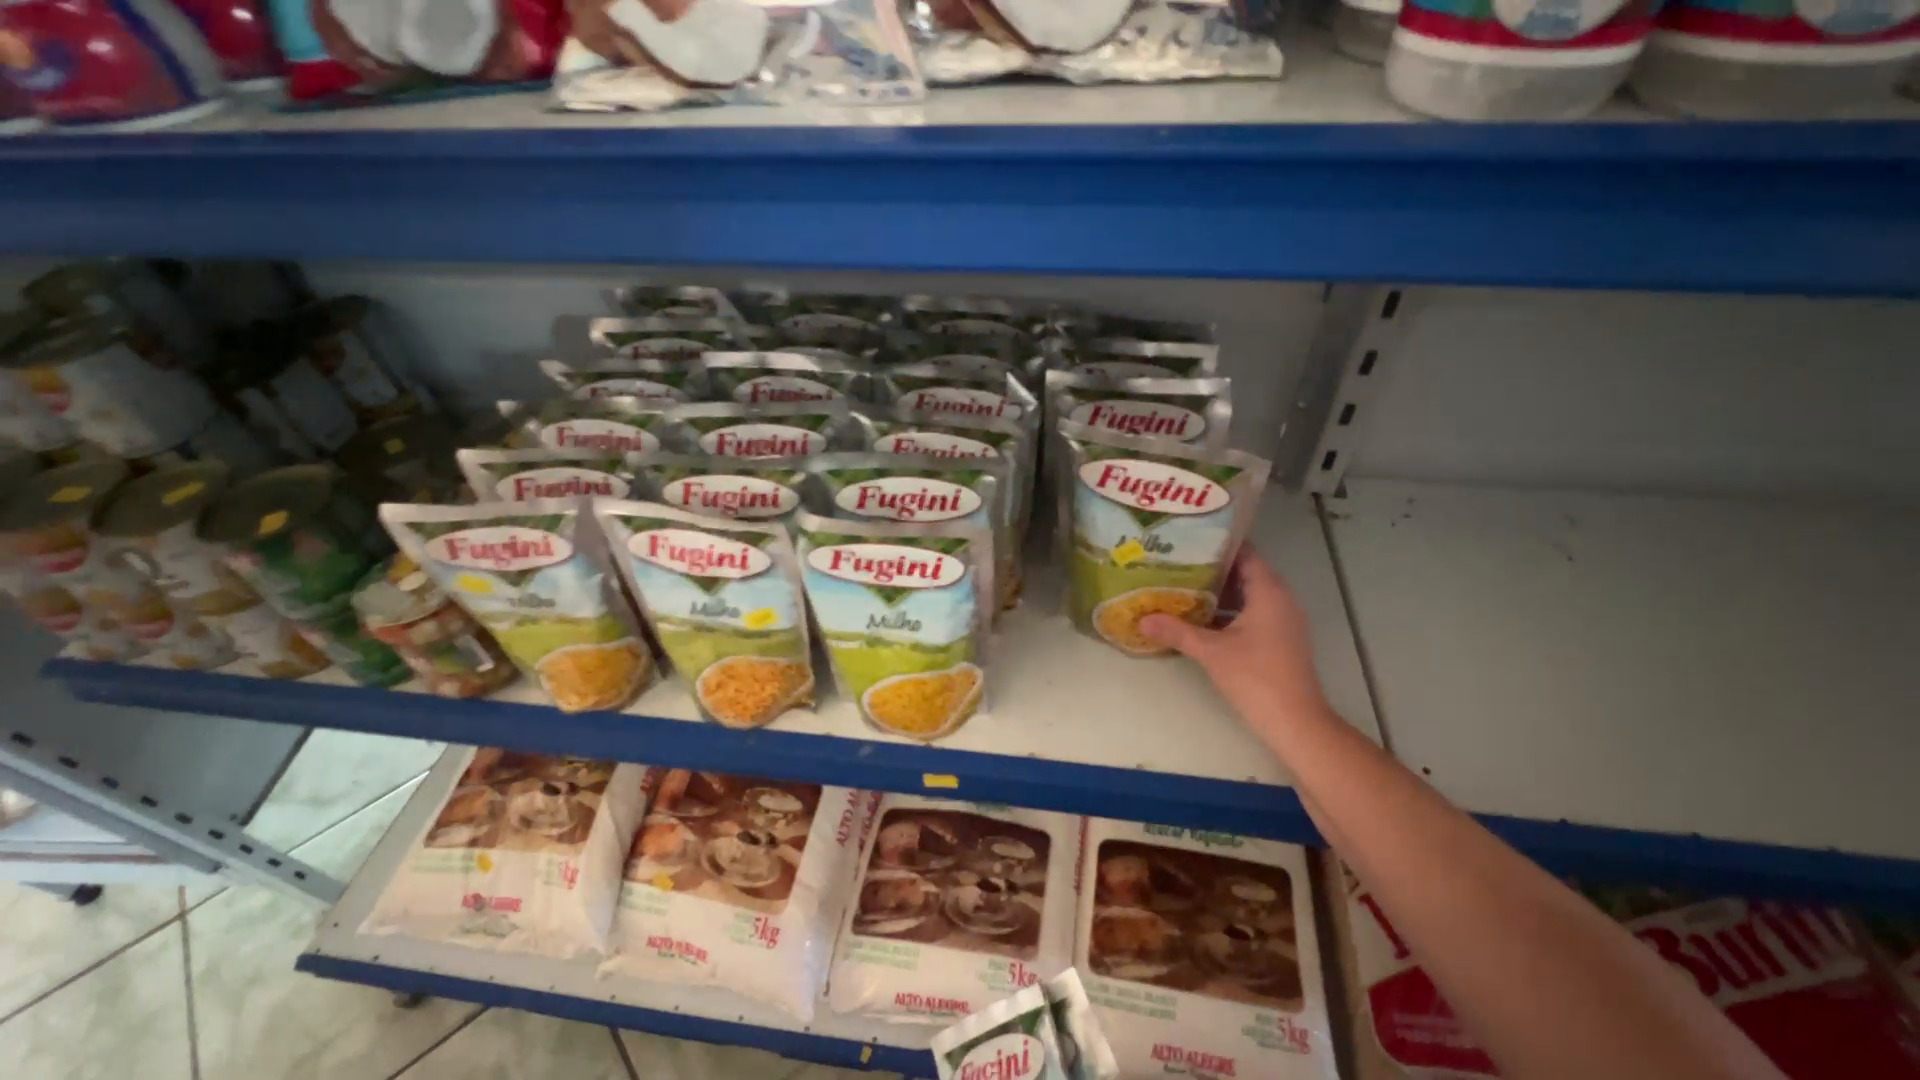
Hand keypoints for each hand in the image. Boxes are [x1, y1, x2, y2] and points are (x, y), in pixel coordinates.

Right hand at [1140, 551, 1330, 724]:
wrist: (1295, 722)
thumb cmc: (1256, 678)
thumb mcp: (1211, 652)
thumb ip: (1177, 632)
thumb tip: (1142, 619)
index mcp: (1269, 591)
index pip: (1244, 553)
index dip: (1216, 545)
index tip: (1186, 541)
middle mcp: (1280, 599)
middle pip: (1244, 572)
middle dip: (1211, 569)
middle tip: (1175, 564)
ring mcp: (1282, 620)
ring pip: (1247, 595)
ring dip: (1218, 593)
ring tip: (1180, 587)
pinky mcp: (1279, 639)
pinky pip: (1251, 614)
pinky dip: (1228, 612)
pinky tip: (1199, 619)